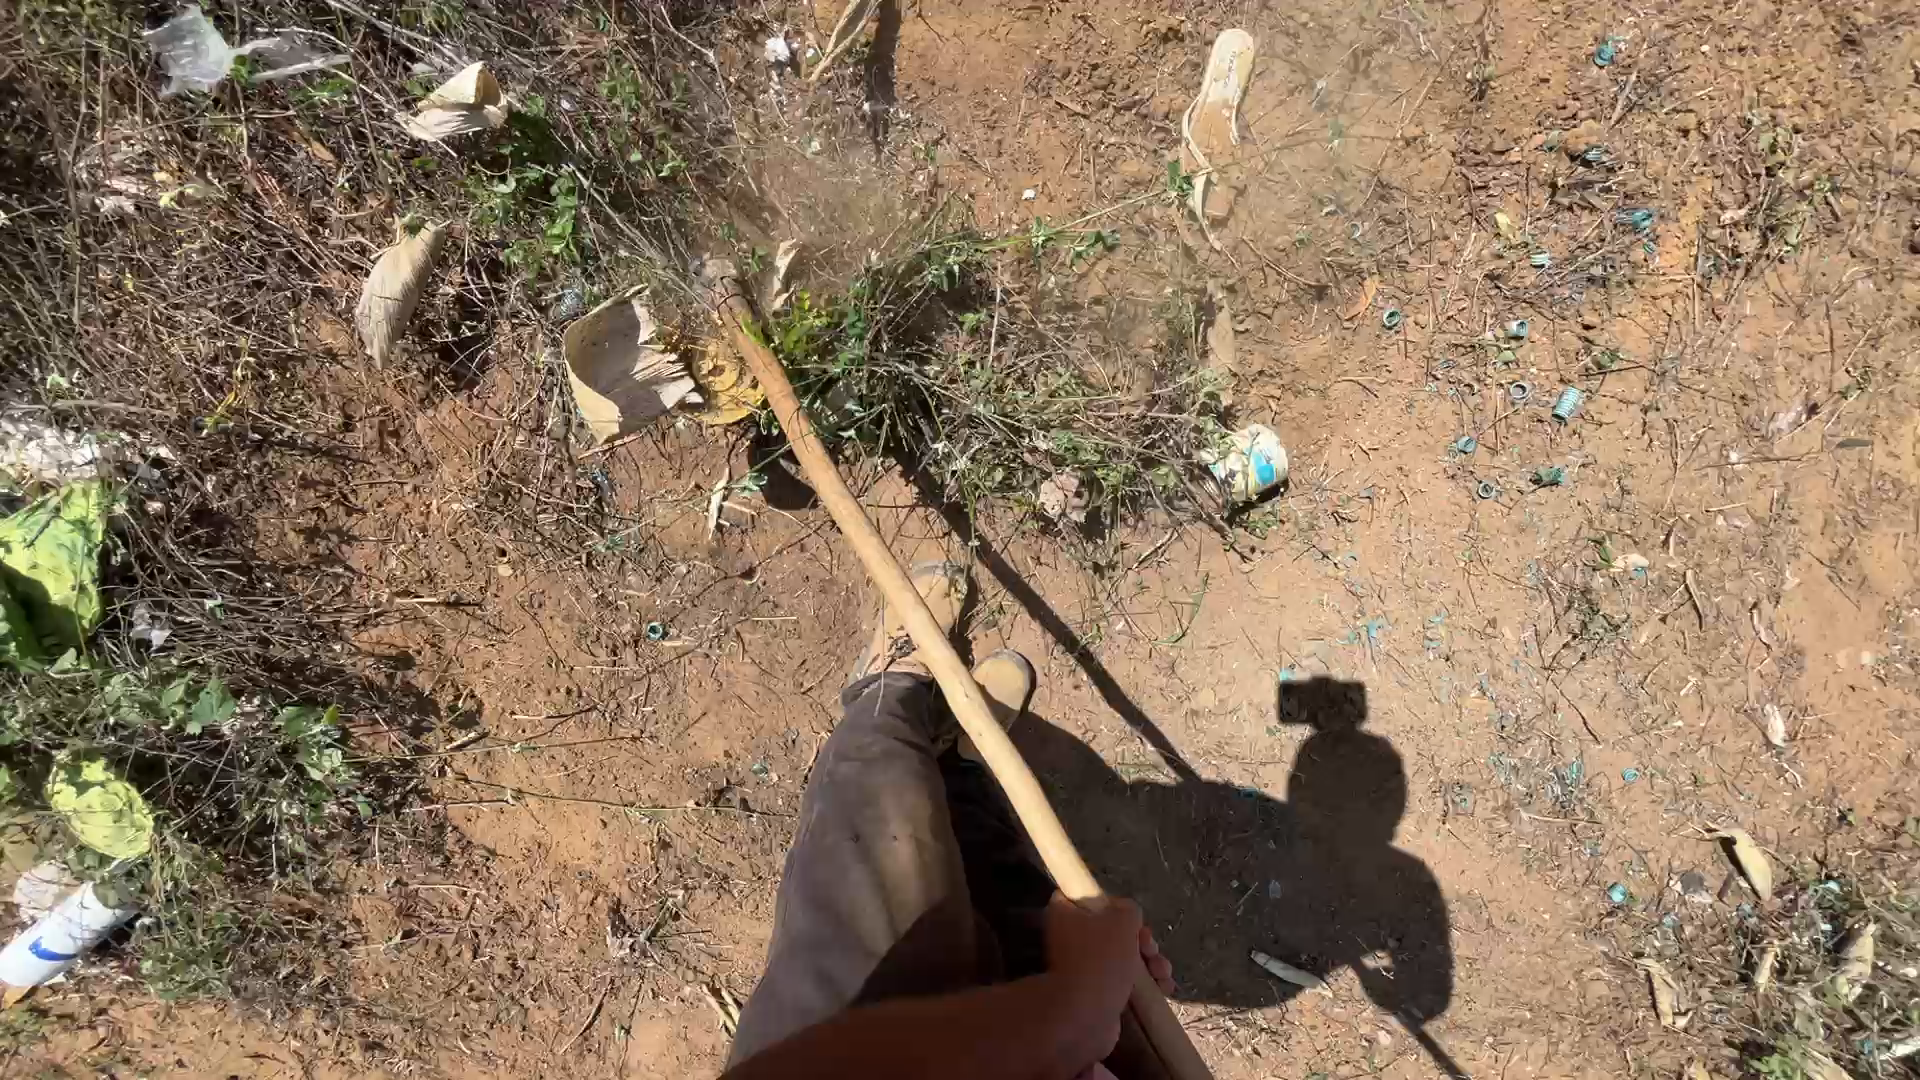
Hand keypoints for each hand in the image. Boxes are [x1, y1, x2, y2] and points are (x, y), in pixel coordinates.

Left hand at [1044, 892, 1171, 1068]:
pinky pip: (1122, 978)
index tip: (1130, 916)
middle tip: (1151, 949)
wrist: (1085, 1017)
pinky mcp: (1096, 991)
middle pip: (1111, 927)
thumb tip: (1128, 913)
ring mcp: (1082, 965)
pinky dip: (1144, 982)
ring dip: (1149, 962)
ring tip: (1163, 973)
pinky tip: (1164, 988)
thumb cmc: (1100, 960)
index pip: (1087, 895)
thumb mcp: (1121, 921)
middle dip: (1140, 939)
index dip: (1112, 903)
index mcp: (1065, 911)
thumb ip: (1128, 909)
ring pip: (1121, 954)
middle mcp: (1069, 935)